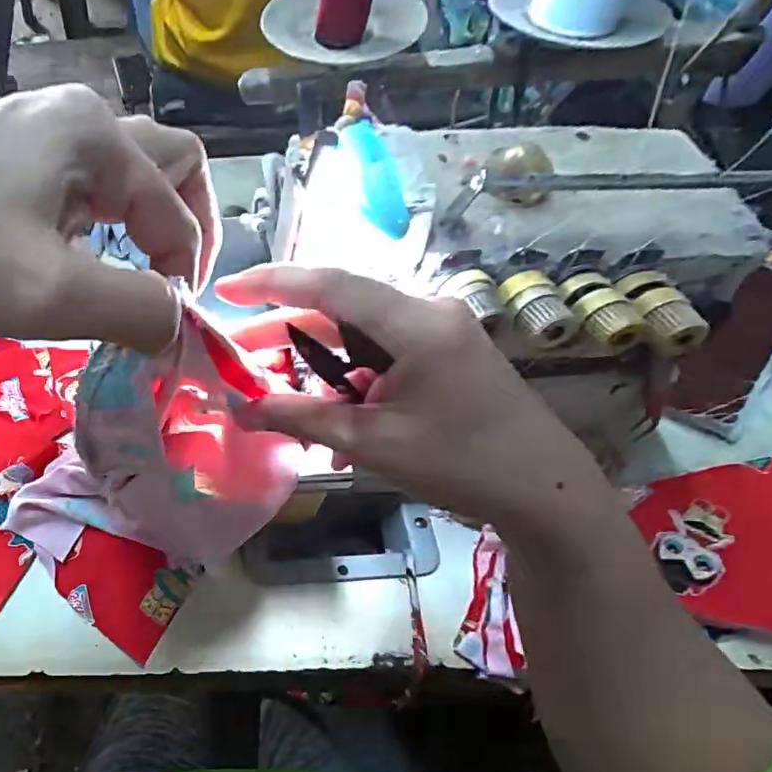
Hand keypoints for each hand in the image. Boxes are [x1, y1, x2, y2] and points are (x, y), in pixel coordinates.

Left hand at [0, 86, 216, 355]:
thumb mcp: (56, 293)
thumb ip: (138, 311)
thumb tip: (177, 328)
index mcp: (94, 136)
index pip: (178, 206)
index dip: (186, 273)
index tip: (165, 329)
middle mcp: (68, 117)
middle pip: (164, 166)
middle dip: (181, 229)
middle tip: (168, 287)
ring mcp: (26, 132)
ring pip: (116, 176)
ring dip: (137, 227)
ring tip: (124, 280)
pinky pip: (72, 186)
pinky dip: (94, 225)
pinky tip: (69, 260)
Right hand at [217, 265, 616, 540]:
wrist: (542, 487)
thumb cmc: (460, 463)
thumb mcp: (371, 442)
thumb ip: (302, 419)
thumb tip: (242, 409)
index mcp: (415, 323)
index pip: (331, 285)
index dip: (273, 283)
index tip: (229, 290)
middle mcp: (428, 313)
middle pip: (341, 313)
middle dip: (286, 334)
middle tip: (236, 353)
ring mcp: (440, 334)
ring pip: (359, 340)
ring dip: (318, 371)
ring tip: (276, 398)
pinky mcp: (445, 357)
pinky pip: (383, 360)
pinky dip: (351, 386)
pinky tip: (332, 425)